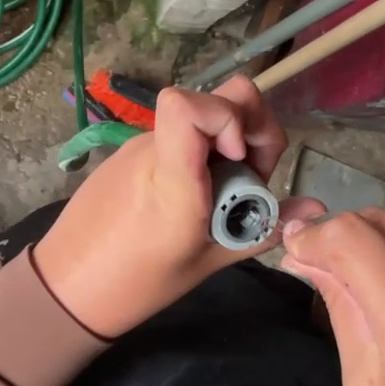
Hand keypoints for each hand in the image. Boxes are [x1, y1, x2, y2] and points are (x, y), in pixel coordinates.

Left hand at [32, 76, 323, 337]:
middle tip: (250, 177)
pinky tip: (195, 196)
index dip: (228, 117)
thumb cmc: (139, 283)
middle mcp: (153, 148)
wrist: (68, 288)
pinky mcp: (128, 154)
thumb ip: (262, 228)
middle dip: (250, 128)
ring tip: (224, 193)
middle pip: (215, 97)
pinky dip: (200, 153)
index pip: (187, 104)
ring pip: (199, 118)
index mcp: (171, 177)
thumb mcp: (210, 261)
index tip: (239, 158)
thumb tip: (317, 209)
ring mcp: (138, 146)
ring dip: (226, 143)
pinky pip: (177, 136)